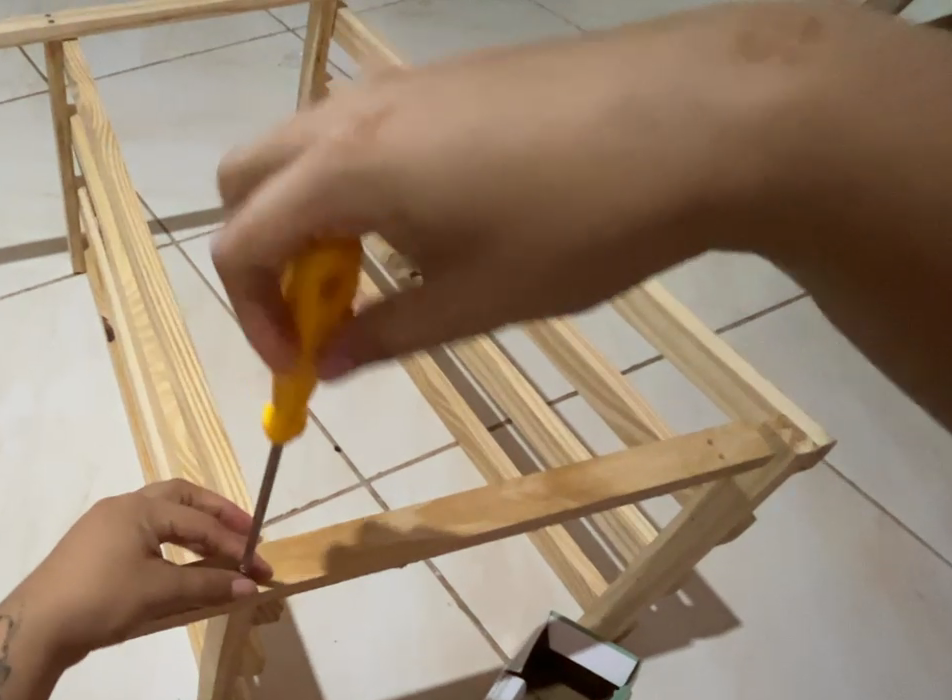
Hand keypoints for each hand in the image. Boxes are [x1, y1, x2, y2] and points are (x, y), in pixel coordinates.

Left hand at [12, 480, 273, 662]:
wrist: (38, 625)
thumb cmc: (102, 599)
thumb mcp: (160, 593)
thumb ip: (208, 586)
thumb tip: (250, 587)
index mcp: (139, 508)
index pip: (200, 521)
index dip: (236, 545)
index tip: (264, 568)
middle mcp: (122, 506)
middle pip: (181, 499)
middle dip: (217, 515)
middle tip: (246, 535)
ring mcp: (105, 526)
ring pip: (160, 517)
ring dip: (193, 530)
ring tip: (220, 550)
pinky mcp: (96, 549)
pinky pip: (144, 536)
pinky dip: (171, 545)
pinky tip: (182, 565)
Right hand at [211, 2, 824, 376]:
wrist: (711, 114)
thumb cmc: (579, 225)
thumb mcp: (467, 305)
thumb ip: (378, 337)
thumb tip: (326, 366)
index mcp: (344, 172)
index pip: (240, 246)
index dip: (253, 318)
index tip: (300, 364)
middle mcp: (349, 117)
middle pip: (244, 185)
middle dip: (258, 259)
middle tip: (314, 312)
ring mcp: (393, 89)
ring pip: (293, 154)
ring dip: (299, 223)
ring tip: (363, 274)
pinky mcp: (436, 81)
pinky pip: (348, 135)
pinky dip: (342, 190)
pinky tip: (410, 226)